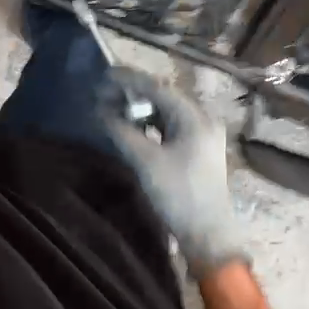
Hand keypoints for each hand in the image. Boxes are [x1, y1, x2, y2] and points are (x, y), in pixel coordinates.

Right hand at [102, 67, 242, 276]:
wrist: (208, 234)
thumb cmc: (179, 195)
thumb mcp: (145, 161)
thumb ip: (122, 131)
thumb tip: (100, 110)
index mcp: (195, 118)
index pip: (158, 88)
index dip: (128, 80)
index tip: (104, 74)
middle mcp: (202, 120)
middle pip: (163, 97)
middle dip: (132, 93)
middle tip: (103, 92)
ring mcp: (201, 136)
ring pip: (165, 112)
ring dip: (139, 108)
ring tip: (112, 107)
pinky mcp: (196, 150)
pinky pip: (169, 127)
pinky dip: (149, 124)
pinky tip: (131, 126)